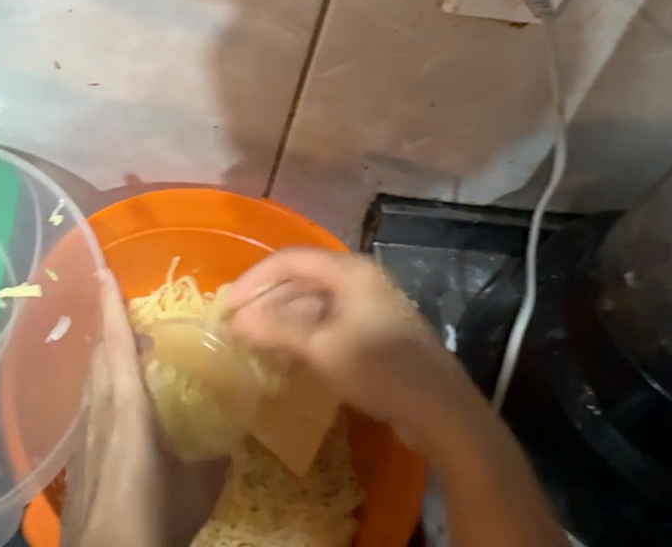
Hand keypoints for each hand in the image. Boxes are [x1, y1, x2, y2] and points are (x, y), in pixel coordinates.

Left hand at [62, 274, 227, 546]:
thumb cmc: (151, 521)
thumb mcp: (195, 491)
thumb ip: (211, 460)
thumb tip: (229, 441)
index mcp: (126, 408)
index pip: (116, 343)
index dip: (110, 306)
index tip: (102, 271)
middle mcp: (98, 411)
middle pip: (100, 355)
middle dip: (112, 328)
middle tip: (134, 316)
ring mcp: (82, 434)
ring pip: (92, 379)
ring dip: (107, 357)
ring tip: (129, 353)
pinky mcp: (76, 457)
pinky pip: (89, 405)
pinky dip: (102, 387)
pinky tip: (116, 405)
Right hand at [224, 248, 480, 451]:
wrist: (443, 412)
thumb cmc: (380, 369)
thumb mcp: (322, 349)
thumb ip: (276, 330)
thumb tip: (236, 321)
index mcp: (348, 271)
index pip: (289, 260)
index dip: (255, 279)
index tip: (229, 304)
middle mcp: (359, 279)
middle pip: (302, 278)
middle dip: (267, 299)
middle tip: (237, 323)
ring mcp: (369, 305)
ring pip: (314, 301)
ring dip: (283, 317)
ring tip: (255, 339)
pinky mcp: (375, 331)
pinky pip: (329, 320)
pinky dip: (303, 331)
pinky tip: (286, 352)